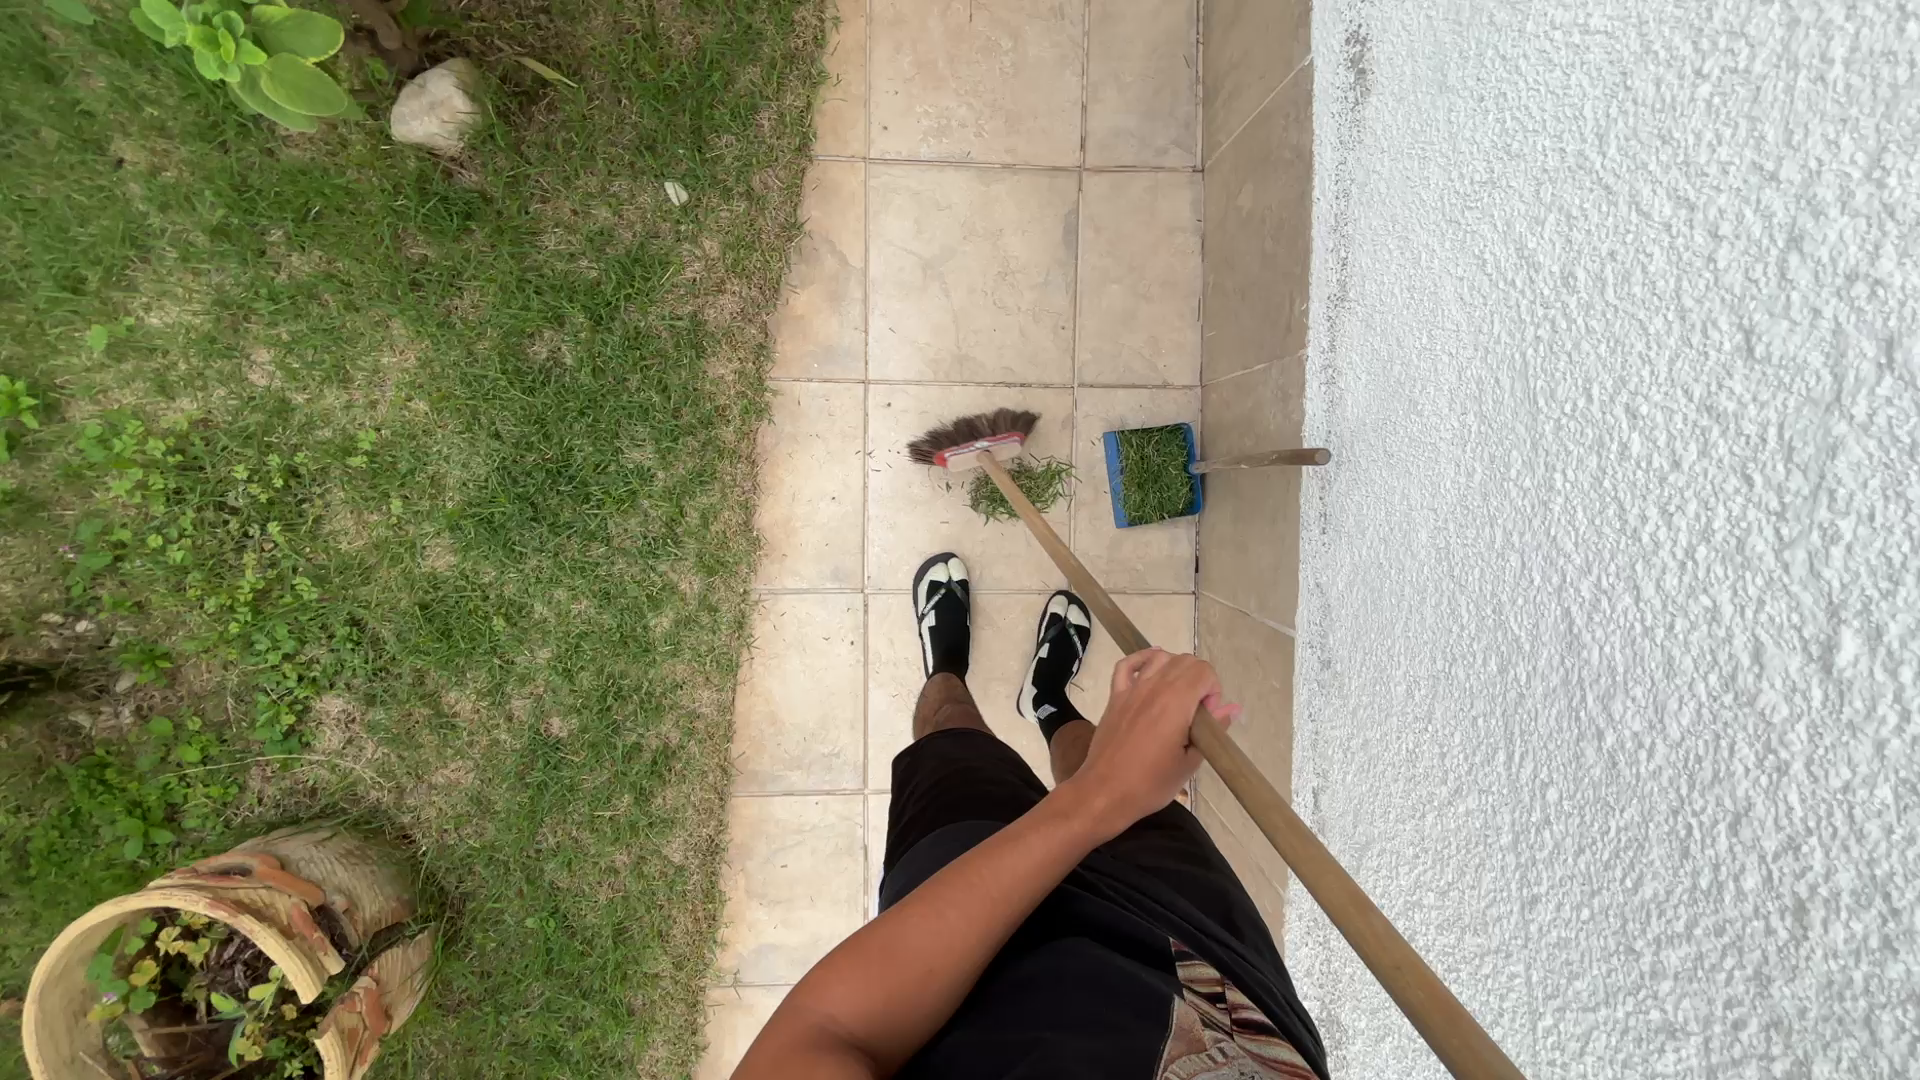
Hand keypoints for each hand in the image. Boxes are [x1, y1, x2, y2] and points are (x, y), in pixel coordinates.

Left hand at [1058, 648, 1238, 839]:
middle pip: (1184, 661)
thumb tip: (1232, 708)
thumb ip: (1212, 729)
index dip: (1213, 690)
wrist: (1106, 791)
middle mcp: (1154, 686)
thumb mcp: (1190, 762)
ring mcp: (1131, 689)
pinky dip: (1140, 660)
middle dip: (1198, 679)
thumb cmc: (1151, 783)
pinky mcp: (1115, 696)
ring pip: (1159, 658)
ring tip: (1177, 695)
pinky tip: (1150, 670)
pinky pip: (1126, 665)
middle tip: (1196, 712)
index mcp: (1176, 702)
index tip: (1207, 718)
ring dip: (1174, 669)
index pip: (1204, 670)